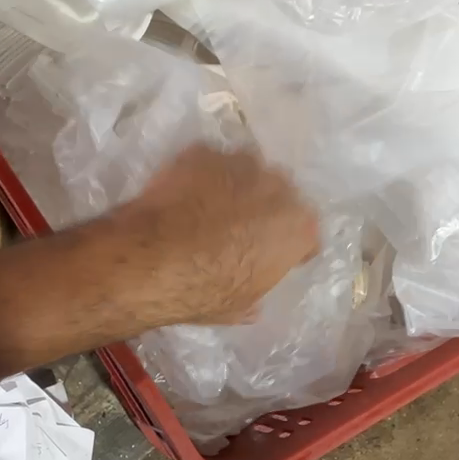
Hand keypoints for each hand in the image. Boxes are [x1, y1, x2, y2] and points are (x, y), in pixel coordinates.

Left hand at [95, 145, 319, 327]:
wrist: (154, 259)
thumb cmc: (203, 290)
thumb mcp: (237, 307)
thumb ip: (254, 296)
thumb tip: (253, 304)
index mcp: (298, 228)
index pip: (305, 235)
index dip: (288, 247)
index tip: (271, 256)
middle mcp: (280, 187)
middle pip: (278, 197)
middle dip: (263, 211)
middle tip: (237, 231)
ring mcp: (241, 163)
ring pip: (245, 173)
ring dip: (234, 188)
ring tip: (207, 210)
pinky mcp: (203, 152)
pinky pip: (207, 164)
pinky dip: (199, 177)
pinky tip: (181, 196)